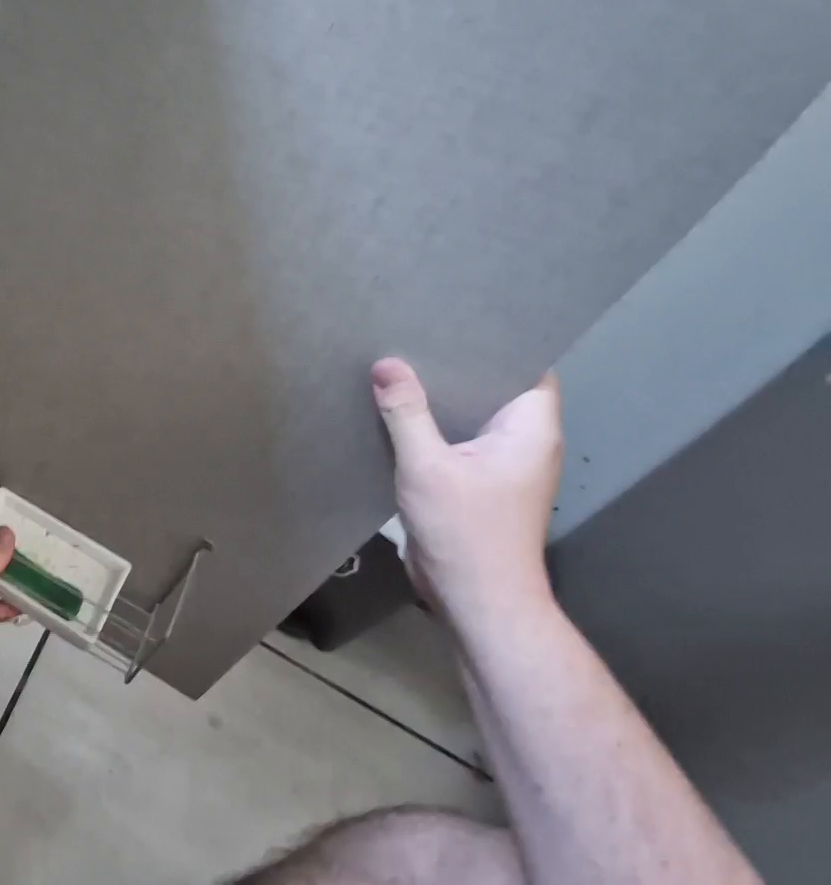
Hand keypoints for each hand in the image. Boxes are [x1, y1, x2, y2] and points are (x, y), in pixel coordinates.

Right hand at [371, 357, 562, 617]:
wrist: (475, 597)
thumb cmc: (465, 529)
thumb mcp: (427, 466)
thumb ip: (406, 413)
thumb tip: (386, 364)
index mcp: (530, 429)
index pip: (526, 368)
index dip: (496, 342)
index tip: (454, 318)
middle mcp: (522, 441)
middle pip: (491, 388)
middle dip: (453, 366)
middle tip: (409, 336)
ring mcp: (498, 463)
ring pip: (467, 415)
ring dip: (435, 397)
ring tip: (394, 367)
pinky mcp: (473, 482)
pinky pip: (451, 439)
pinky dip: (426, 425)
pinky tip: (391, 413)